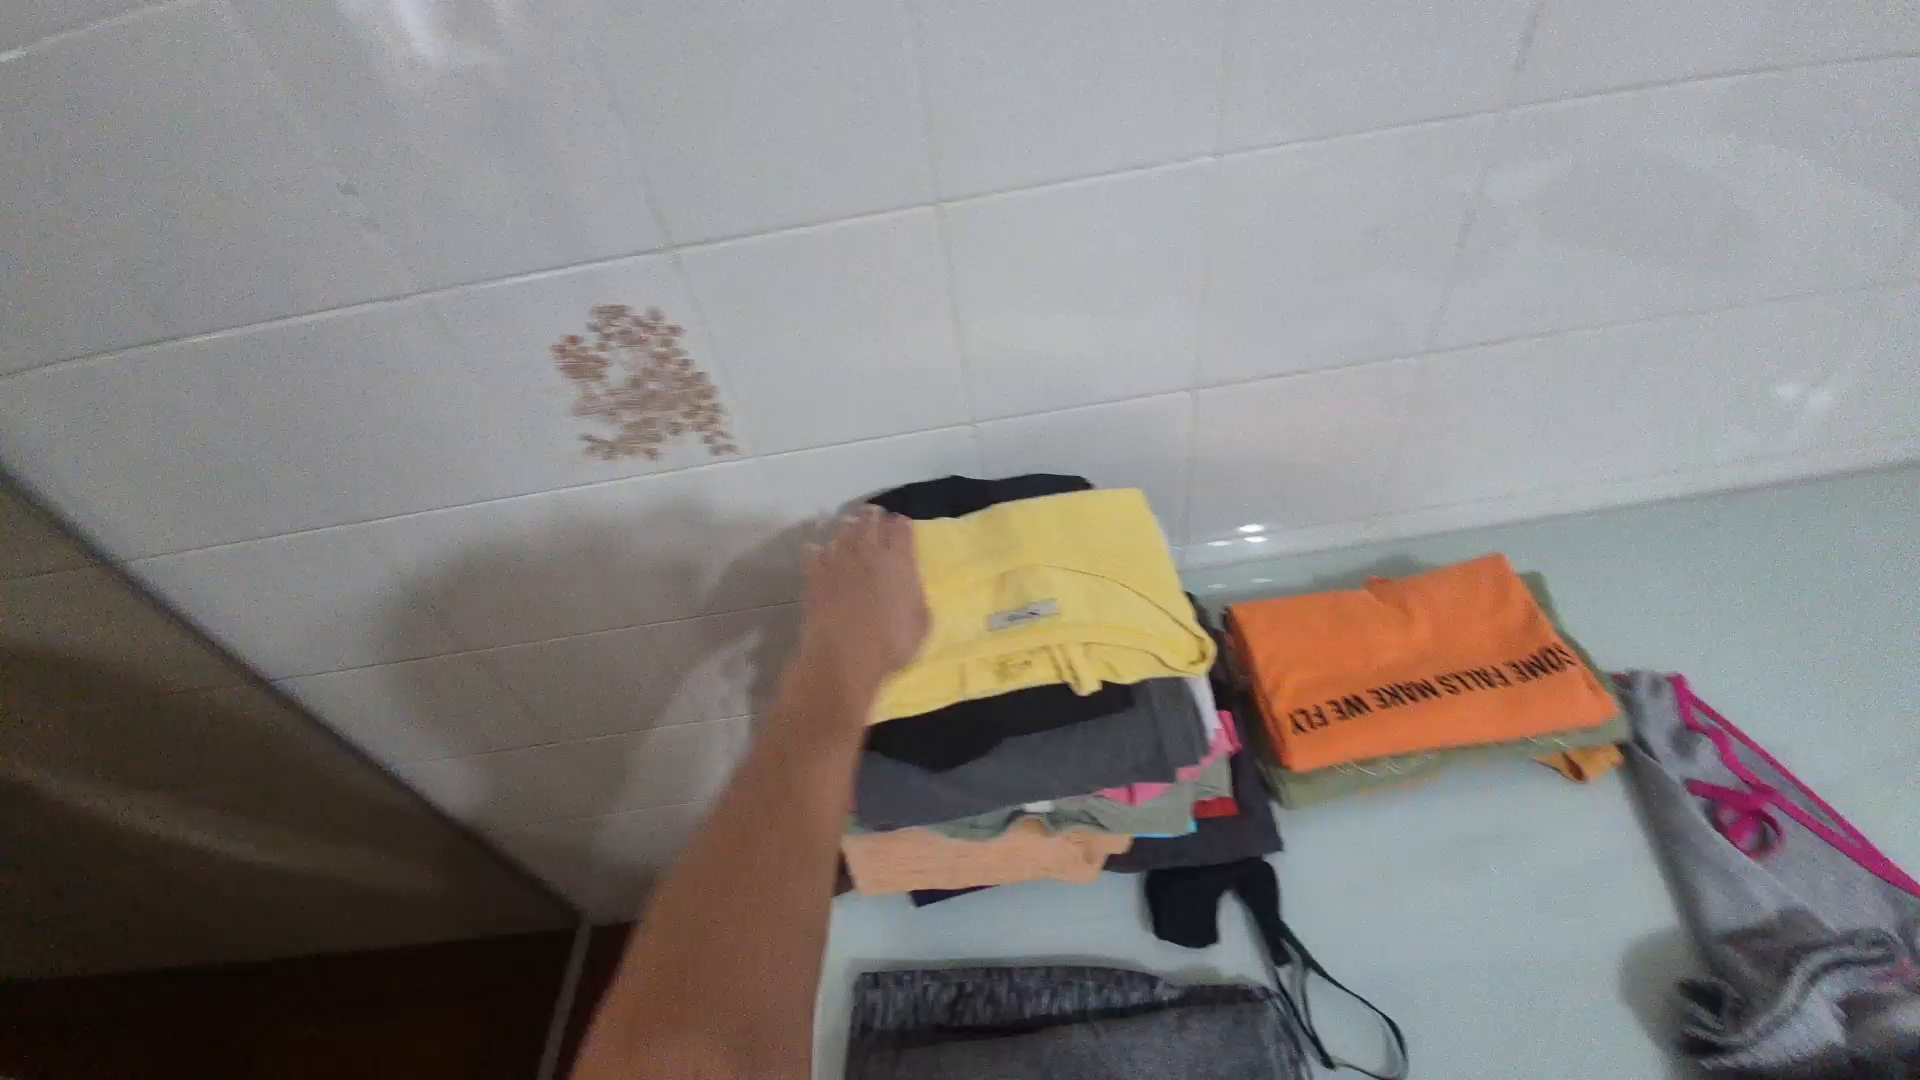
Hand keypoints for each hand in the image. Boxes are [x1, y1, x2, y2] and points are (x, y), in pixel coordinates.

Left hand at [791, 505, 929, 702]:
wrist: (844, 657)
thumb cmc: (890, 645)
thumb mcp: (920, 624)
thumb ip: (916, 598)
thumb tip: (910, 587)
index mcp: (899, 563)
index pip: (902, 531)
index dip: (902, 524)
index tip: (901, 522)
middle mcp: (869, 555)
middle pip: (870, 525)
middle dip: (873, 516)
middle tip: (874, 512)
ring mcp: (839, 563)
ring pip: (842, 534)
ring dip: (847, 526)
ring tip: (849, 522)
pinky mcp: (816, 576)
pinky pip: (815, 554)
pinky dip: (817, 550)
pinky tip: (817, 549)